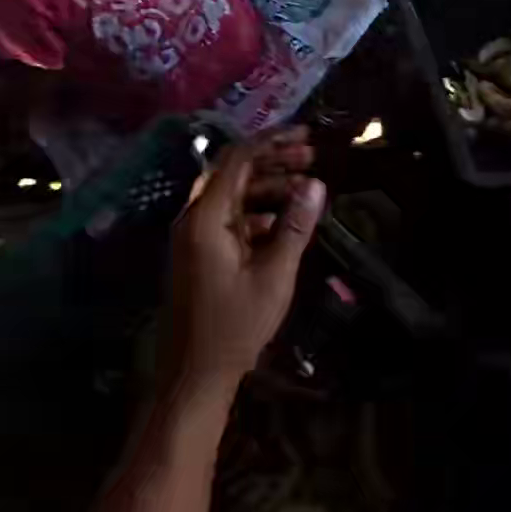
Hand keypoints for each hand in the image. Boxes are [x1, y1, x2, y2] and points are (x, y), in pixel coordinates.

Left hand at [163, 127, 324, 393]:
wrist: (194, 374)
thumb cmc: (235, 326)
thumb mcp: (274, 276)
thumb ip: (294, 226)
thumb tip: (316, 184)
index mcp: (206, 218)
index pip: (237, 159)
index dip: (272, 141)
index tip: (306, 136)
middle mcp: (194, 218)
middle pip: (232, 172)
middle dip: (272, 160)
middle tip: (311, 157)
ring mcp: (193, 236)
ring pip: (232, 194)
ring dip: (267, 185)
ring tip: (306, 186)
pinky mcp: (199, 252)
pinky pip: (229, 217)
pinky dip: (257, 211)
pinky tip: (285, 221)